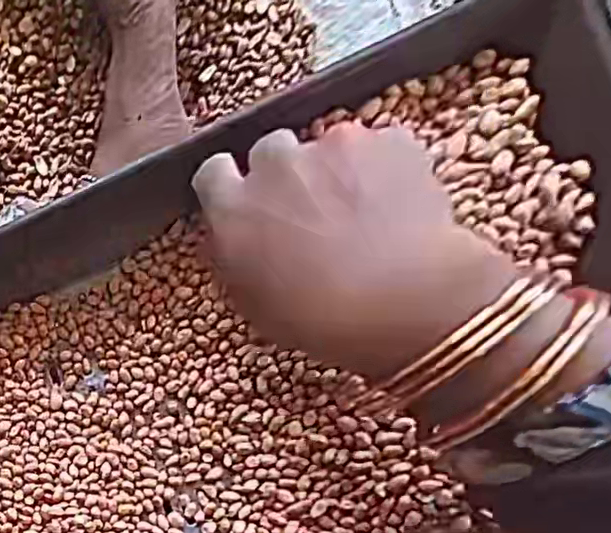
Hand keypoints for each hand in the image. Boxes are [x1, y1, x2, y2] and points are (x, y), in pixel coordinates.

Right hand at [191, 123, 522, 381]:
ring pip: (324, 147)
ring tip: (347, 216)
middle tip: (295, 213)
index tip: (237, 203)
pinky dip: (375, 169)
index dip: (225, 186)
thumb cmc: (313, 314)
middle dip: (278, 174)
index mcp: (233, 209)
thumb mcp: (248, 301)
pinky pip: (374, 147)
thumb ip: (229, 256)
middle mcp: (276, 166)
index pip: (212, 173)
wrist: (397, 298)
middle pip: (269, 150)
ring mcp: (335, 146)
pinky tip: (382, 207)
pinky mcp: (388, 140)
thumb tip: (225, 237)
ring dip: (328, 172)